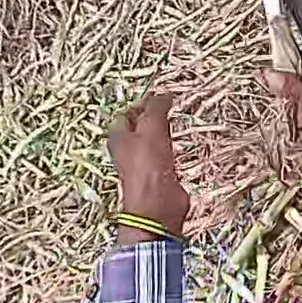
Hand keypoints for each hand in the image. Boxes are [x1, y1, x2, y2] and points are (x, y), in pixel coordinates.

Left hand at [107, 93, 189, 239]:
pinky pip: (165, 155)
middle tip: (169, 107)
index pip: (128, 113)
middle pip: (139, 127)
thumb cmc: (147, 168)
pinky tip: (181, 144)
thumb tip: (164, 94)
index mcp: (120, 138)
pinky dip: (173, 147)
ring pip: (153, 140)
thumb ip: (156, 109)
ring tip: (176, 122)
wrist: (158, 207)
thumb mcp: (151, 130)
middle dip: (153, 116)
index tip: (160, 96)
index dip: (143, 103)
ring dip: (164, 131)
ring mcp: (144, 164)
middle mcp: (129, 150)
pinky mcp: (160, 175)